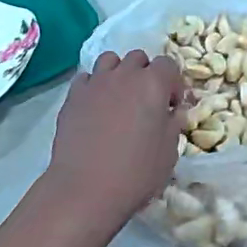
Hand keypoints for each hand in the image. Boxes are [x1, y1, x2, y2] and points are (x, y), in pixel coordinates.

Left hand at [43, 51, 184, 225]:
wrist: (86, 188)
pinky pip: (86, 78)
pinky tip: (95, 106)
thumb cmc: (136, 173)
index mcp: (153, 84)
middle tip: (146, 101)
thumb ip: (173, 124)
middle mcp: (123, 75)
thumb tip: (172, 112)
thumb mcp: (169, 152)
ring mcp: (95, 83)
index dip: (173, 83)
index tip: (172, 106)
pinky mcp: (72, 96)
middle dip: (145, 73)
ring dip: (118, 73)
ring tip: (119, 98)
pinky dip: (93, 85)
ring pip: (109, 60)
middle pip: (138, 58)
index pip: (168, 65)